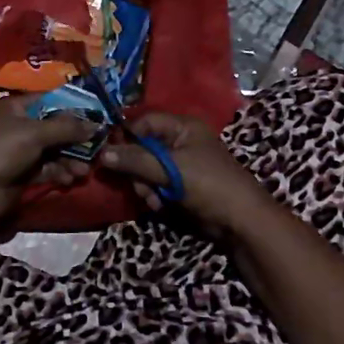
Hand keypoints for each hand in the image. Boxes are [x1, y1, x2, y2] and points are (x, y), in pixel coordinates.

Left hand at [0, 94, 97, 218]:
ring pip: (54, 151)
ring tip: (84, 170)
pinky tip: (71, 178)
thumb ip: (66, 127)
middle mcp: (20, 126)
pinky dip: (61, 172)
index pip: (51, 101)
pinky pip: (48, 168)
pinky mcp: (24, 174)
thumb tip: (96, 124)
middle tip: (98, 147)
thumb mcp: (35, 132)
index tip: (97, 116)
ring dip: (71, 159)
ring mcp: (21, 151)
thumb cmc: (2, 149)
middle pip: (55, 128)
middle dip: (76, 139)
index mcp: (17, 107)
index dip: (74, 108)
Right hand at [97, 112, 262, 233]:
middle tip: (140, 185)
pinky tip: (159, 205)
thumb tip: (101, 153)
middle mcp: (180, 140)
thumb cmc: (209, 185)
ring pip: (146, 168)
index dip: (127, 137)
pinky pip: (156, 183)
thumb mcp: (170, 170)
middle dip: (137, 168)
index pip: (143, 122)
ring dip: (145, 185)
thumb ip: (135, 160)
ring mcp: (180, 163)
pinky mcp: (180, 184)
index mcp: (183, 127)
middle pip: (142, 146)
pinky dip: (154, 194)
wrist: (241, 222)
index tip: (111, 154)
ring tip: (154, 199)